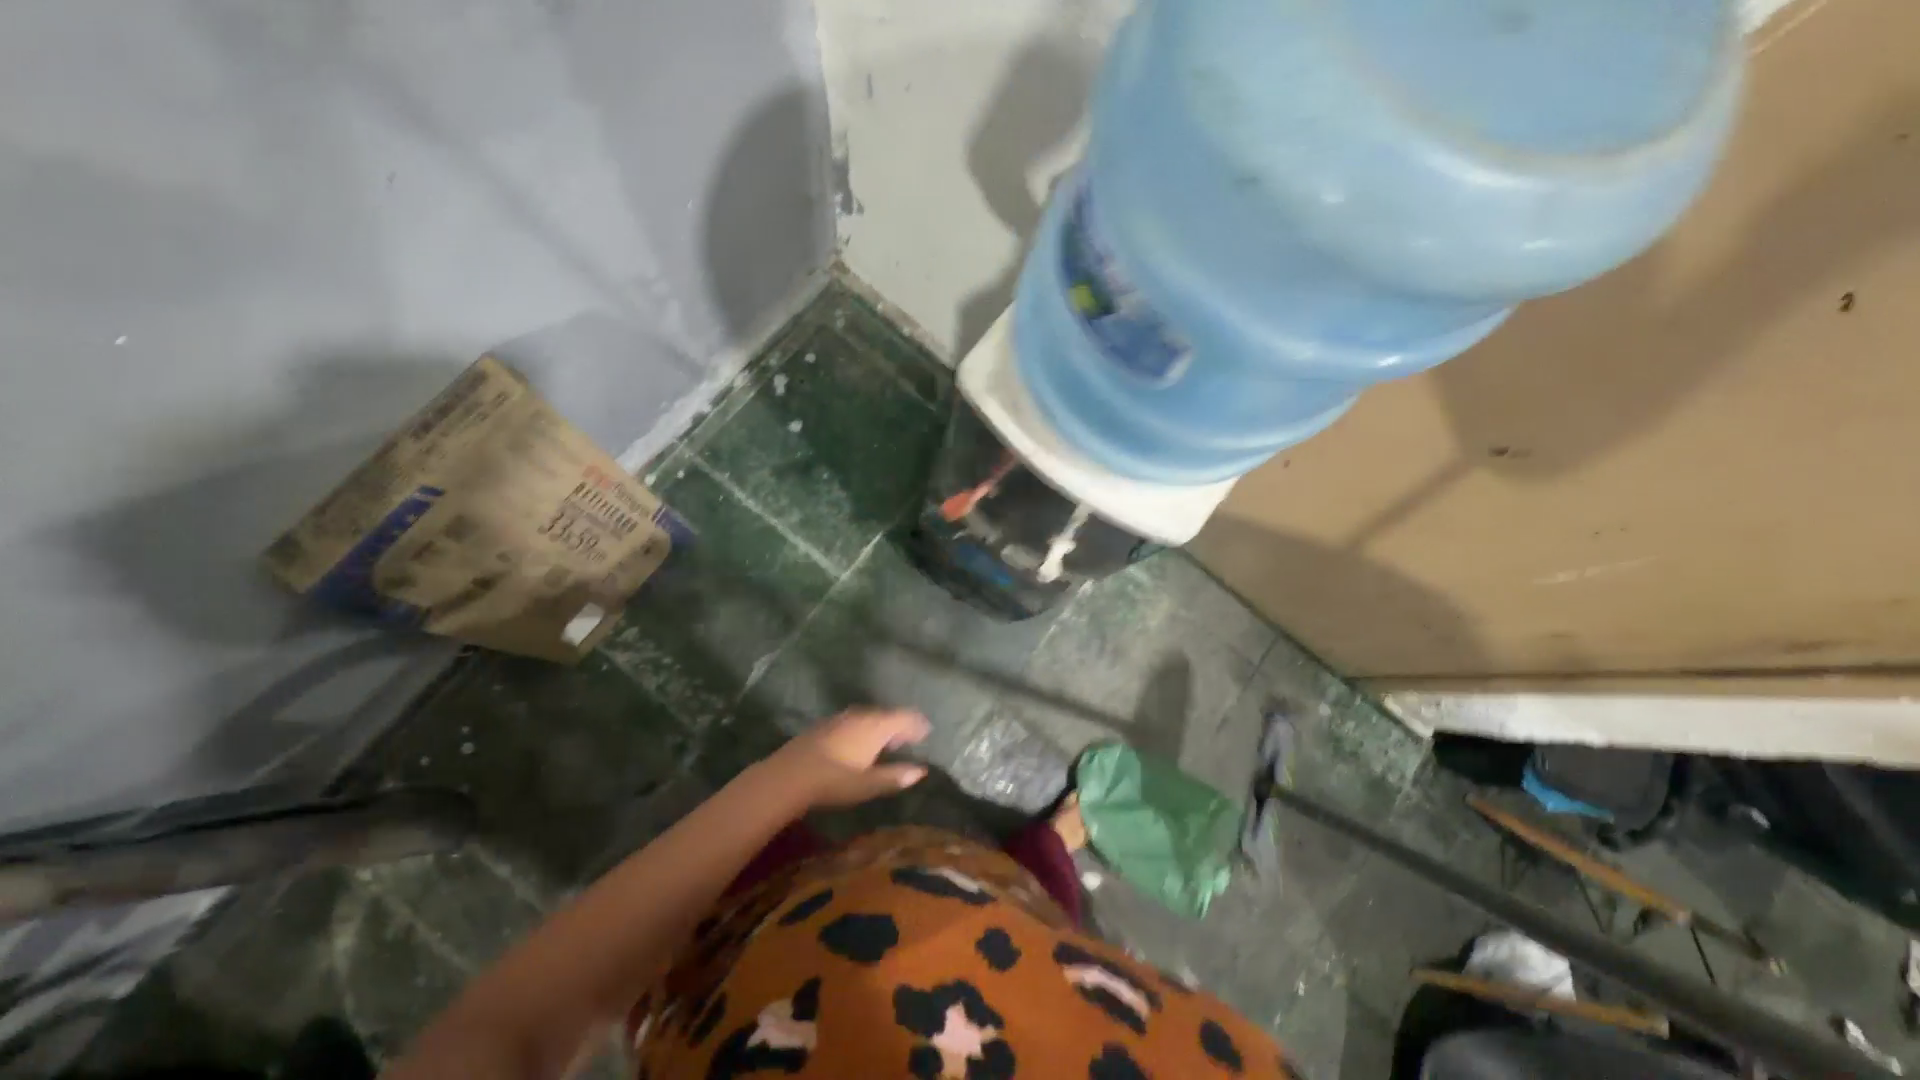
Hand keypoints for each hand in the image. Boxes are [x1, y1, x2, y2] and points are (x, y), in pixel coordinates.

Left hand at [765, 708, 930, 807]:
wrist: (788, 775)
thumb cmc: (834, 781)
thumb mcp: (868, 784)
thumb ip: (895, 776)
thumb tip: (921, 771)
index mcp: (875, 726)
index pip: (904, 717)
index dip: (917, 724)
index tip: (926, 733)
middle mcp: (859, 716)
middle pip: (885, 715)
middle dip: (898, 725)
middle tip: (908, 739)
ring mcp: (839, 719)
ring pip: (866, 717)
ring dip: (879, 726)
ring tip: (885, 742)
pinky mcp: (822, 726)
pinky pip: (851, 722)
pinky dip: (861, 729)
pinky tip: (857, 744)